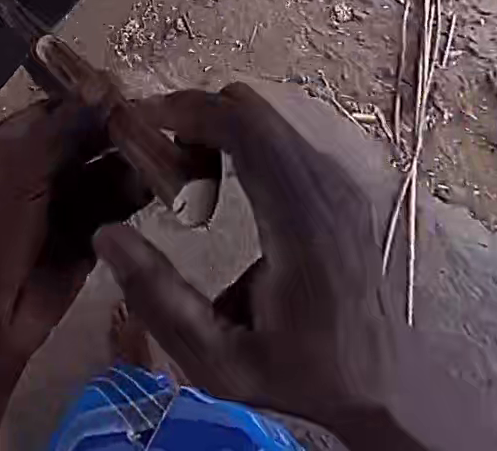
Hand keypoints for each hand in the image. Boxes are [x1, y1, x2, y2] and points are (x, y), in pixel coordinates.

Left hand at [0, 98, 149, 450]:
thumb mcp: (19, 171)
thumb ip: (62, 130)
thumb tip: (102, 84)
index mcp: (14, 143)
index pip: (59, 109)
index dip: (91, 100)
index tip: (129, 95)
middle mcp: (40, 166)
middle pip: (86, 138)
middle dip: (116, 132)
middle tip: (157, 127)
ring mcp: (63, 202)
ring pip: (103, 171)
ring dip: (128, 163)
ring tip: (162, 157)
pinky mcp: (86, 235)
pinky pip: (112, 206)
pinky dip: (131, 196)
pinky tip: (155, 188)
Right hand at [94, 84, 496, 449]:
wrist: (391, 389)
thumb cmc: (301, 374)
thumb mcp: (219, 363)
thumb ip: (159, 301)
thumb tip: (105, 232)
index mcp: (302, 223)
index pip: (243, 127)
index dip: (185, 110)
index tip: (139, 122)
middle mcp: (325, 185)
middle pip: (246, 107)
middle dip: (190, 114)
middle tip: (154, 151)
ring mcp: (336, 177)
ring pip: (259, 112)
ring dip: (210, 123)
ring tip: (182, 167)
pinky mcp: (335, 178)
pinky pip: (272, 129)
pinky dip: (232, 134)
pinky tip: (216, 177)